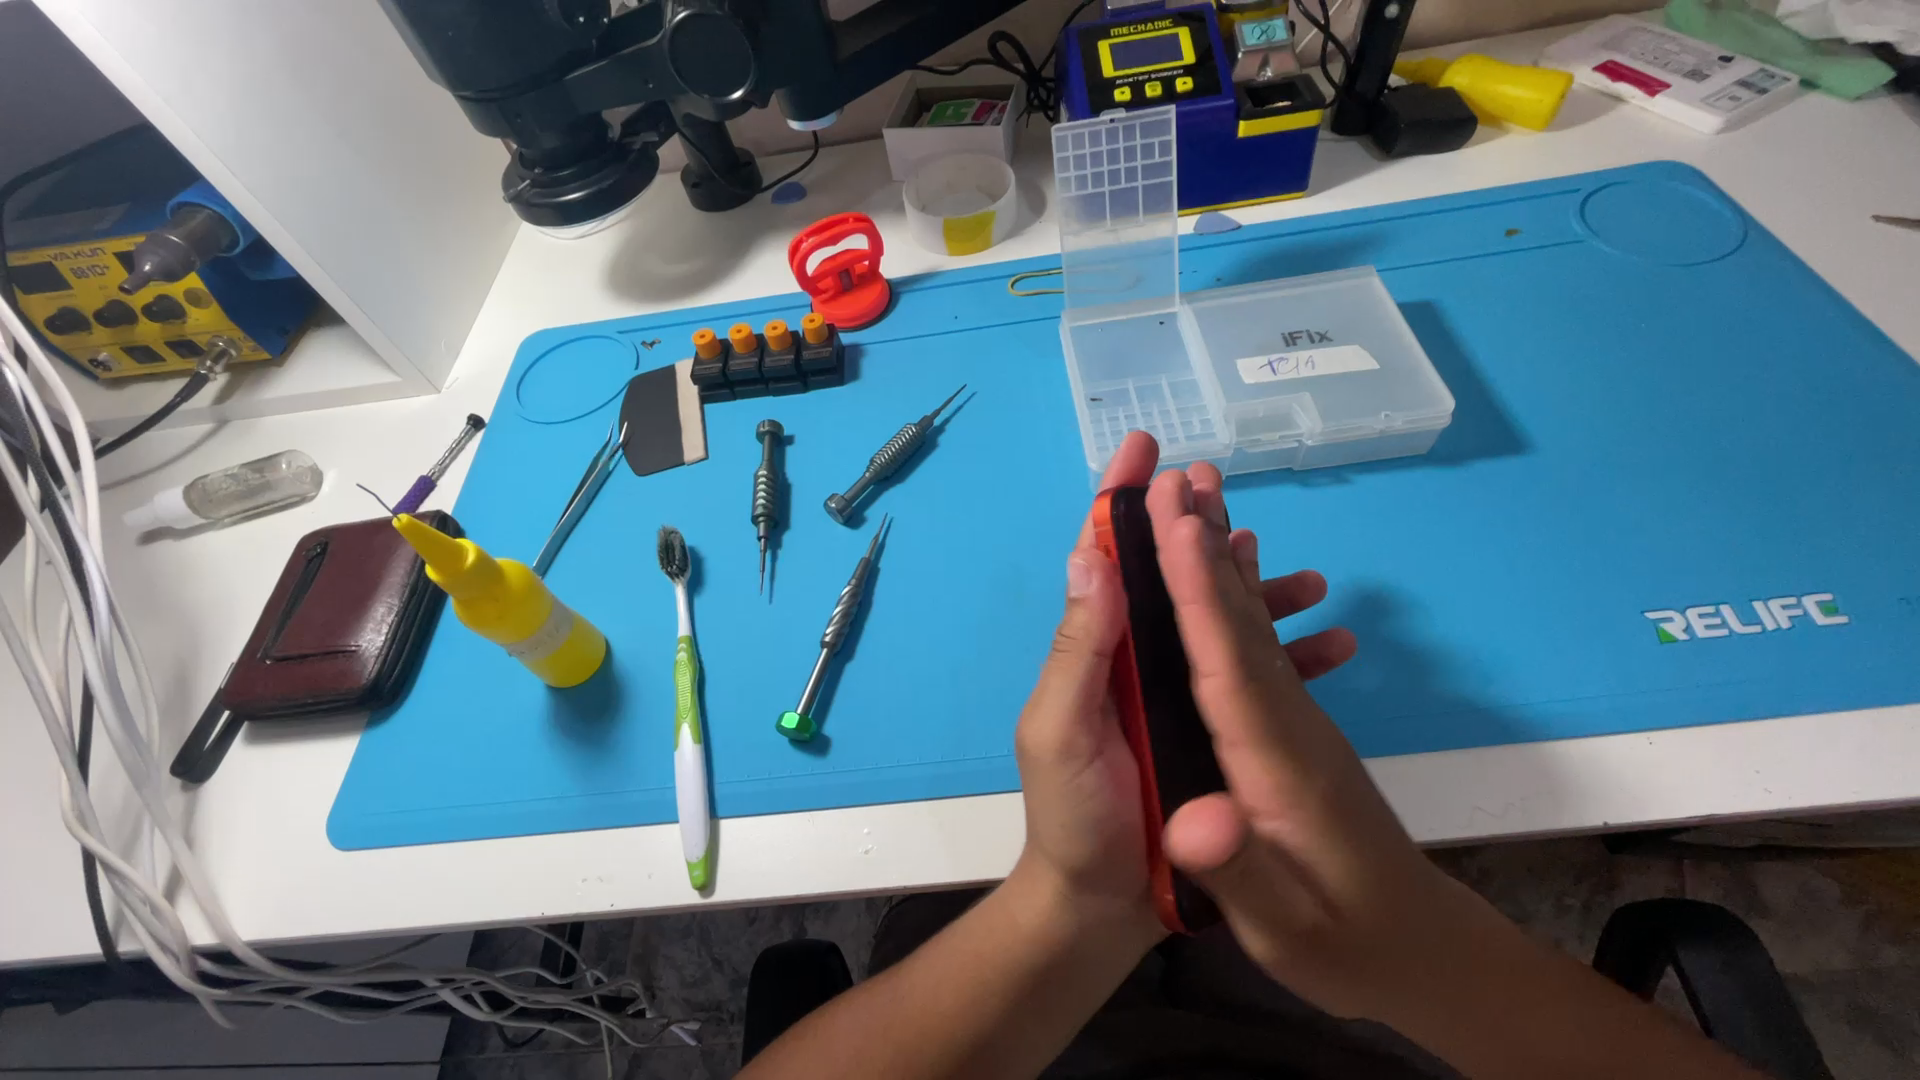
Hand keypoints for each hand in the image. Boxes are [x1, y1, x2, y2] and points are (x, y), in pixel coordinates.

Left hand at [1010, 432, 1357, 954]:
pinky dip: (1291, 654)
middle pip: (1170, 575)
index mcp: (1094, 648)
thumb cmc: (1074, 815)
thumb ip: (1079, 646)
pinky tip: (1335, 644)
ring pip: (1219, 618)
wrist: (1105, 903)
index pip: (1106, 557)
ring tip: (1307, 575)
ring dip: (1258, 589)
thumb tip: (1092, 550)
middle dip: (1198, 531)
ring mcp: (1175, 690)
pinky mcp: (1212, 727)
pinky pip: (1254, 676)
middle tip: (1231, 494)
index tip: (1147, 448)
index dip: (1121, 500)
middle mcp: (1134, 656)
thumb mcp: (1063, 727)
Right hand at [1145, 460, 1465, 1017]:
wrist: (1427, 951)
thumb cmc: (1345, 943)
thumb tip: (1194, 817)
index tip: (1172, 524)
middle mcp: (1289, 719)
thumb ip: (1240, 872)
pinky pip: (1260, 644)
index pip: (1228, 660)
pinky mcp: (1297, 725)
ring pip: (1251, 621)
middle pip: (1239, 619)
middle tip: (1178, 477)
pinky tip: (1234, 570)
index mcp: (1274, 759)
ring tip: (1199, 501)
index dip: (1197, 590)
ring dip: (1220, 558)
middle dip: (1203, 546)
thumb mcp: (1286, 931)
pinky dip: (1238, 597)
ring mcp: (1298, 718)